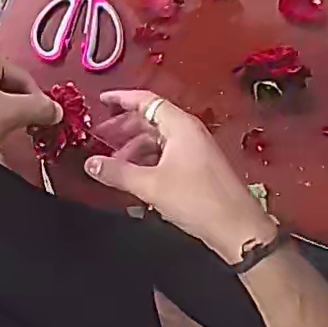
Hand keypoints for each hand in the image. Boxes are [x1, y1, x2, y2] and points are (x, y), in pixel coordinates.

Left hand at [0, 50, 60, 167]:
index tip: (47, 118)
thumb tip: (57, 111)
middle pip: (11, 87)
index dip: (38, 98)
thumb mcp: (10, 113)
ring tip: (9, 133)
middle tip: (31, 127)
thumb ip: (40, 108)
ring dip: (9, 117)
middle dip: (23, 108)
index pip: (23, 76)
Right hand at [85, 91, 277, 263]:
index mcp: (179, 125)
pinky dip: (147, 160)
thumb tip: (90, 163)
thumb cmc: (196, 199)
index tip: (101, 101)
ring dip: (133, 148)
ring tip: (112, 164)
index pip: (146, 100)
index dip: (121, 98)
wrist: (237, 228)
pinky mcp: (197, 167)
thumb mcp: (150, 185)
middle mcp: (188, 131)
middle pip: (150, 119)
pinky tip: (133, 177)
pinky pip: (166, 154)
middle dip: (123, 127)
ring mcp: (194, 149)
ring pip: (157, 139)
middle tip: (99, 138)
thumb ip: (117, 172)